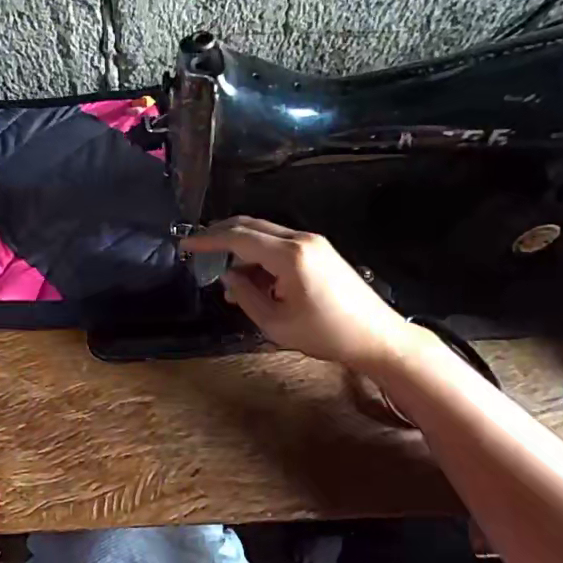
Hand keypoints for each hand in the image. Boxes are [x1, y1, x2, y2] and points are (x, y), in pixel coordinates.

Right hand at [182, 216, 415, 367]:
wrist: (377, 337)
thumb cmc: (326, 334)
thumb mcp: (275, 322)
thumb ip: (245, 295)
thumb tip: (227, 276)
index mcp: (289, 255)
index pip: (238, 237)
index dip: (208, 239)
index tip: (184, 243)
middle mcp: (301, 240)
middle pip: (250, 226)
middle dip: (220, 234)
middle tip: (197, 248)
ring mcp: (313, 243)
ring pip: (264, 234)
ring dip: (242, 250)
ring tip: (230, 282)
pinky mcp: (319, 251)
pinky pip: (279, 244)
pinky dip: (260, 256)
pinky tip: (254, 282)